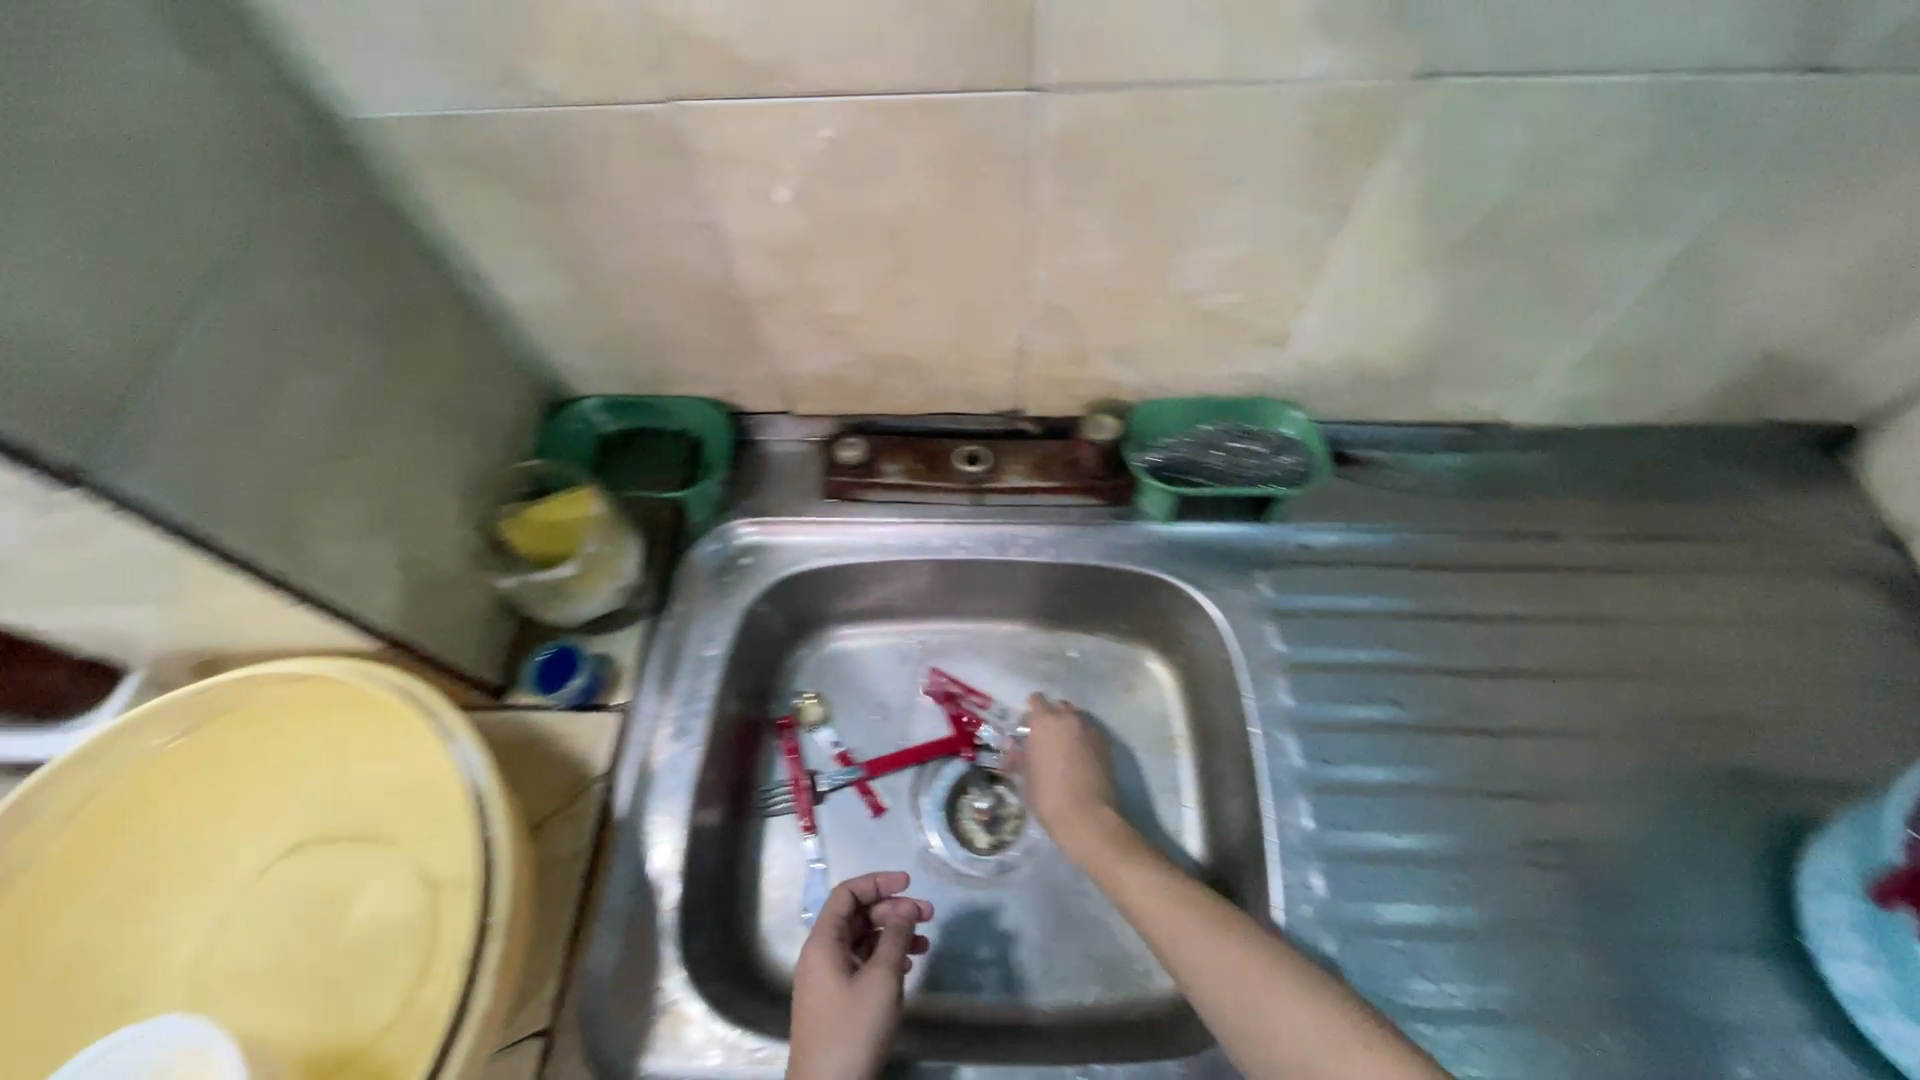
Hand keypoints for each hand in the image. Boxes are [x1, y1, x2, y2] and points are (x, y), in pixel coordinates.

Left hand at [788, 871, 933, 1079]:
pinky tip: (907, 967)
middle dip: (893, 911)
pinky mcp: (836, 999)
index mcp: (823, 941)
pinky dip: (885, 959)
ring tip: (925, 944)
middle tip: (929, 916)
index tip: (909, 883)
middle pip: (858, 916)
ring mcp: (827, 978)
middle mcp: (821, 954)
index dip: (877, 882)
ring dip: (893, 936)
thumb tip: (905, 908)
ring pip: (862, 941)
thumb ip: (895, 937)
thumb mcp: (881, 979)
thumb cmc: (853, 1029)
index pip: (847, 894)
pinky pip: (861, 964)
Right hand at [1020, 693, 1128, 862]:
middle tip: (1045, 737)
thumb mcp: (1026, 776)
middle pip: (1060, 707)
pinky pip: (1091, 734)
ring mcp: (1091, 731)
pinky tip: (1079, 758)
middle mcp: (1070, 719)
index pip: (1037, 700)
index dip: (1031, 711)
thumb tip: (1015, 752)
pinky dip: (1083, 740)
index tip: (1027, 725)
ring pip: (1077, 720)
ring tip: (1063, 749)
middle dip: (1052, 717)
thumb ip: (1021, 757)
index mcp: (1045, 721)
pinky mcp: (1106, 746)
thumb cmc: (1047, 795)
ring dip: (1069, 728)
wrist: (1086, 815)